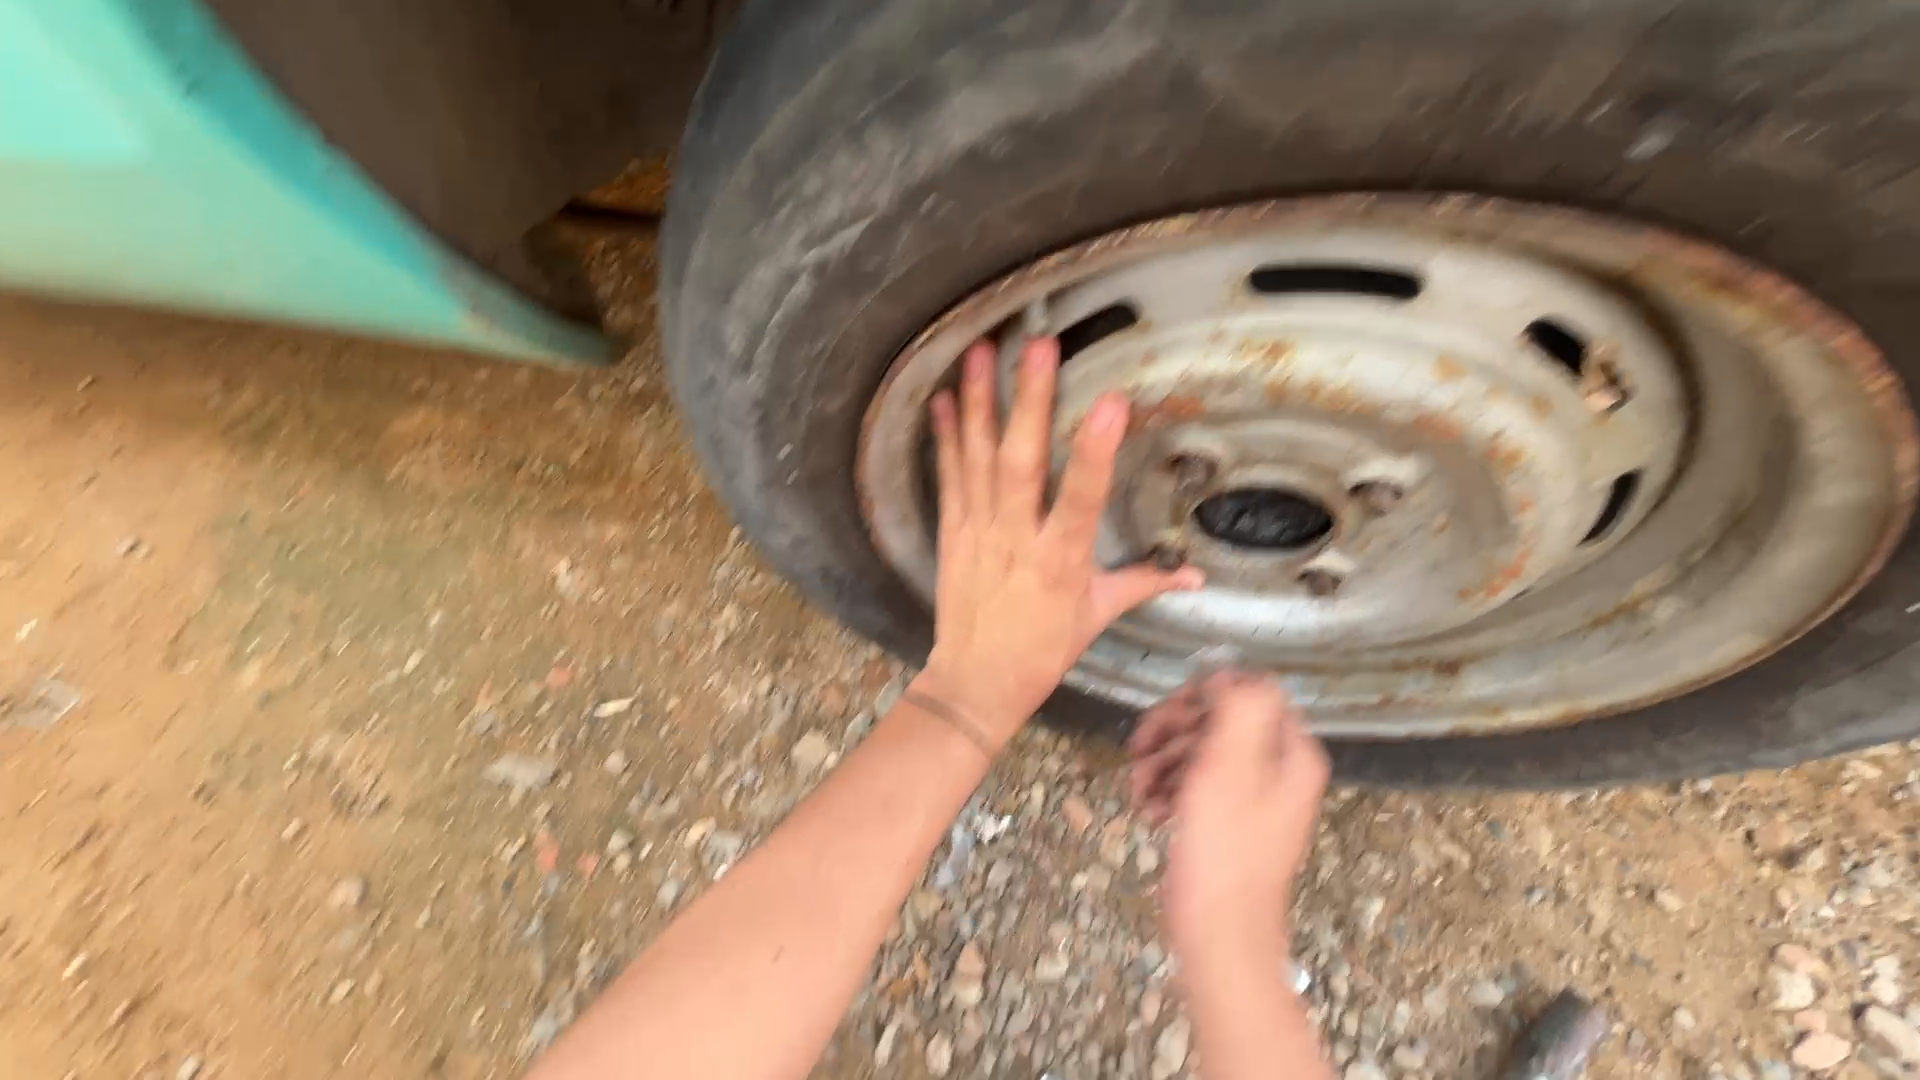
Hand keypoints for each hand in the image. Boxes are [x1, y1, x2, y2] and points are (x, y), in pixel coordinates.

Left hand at [917, 337, 1202, 747]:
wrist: (975, 680)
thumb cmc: (1042, 650)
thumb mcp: (1098, 617)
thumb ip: (1145, 584)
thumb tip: (1196, 576)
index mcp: (1060, 560)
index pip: (1082, 499)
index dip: (1095, 451)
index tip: (1110, 402)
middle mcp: (1016, 538)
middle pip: (1020, 463)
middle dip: (1030, 400)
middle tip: (1037, 345)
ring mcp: (978, 531)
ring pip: (977, 460)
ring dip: (981, 403)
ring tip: (980, 351)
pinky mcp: (952, 532)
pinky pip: (948, 478)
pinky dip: (946, 438)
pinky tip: (944, 399)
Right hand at [1129, 671, 1328, 961]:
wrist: (1218, 935)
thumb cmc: (1224, 848)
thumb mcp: (1230, 766)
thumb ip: (1238, 708)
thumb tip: (1227, 672)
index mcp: (1291, 752)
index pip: (1250, 692)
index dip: (1205, 696)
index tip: (1170, 712)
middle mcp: (1276, 768)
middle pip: (1218, 721)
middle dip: (1173, 733)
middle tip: (1139, 749)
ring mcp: (1250, 797)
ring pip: (1198, 753)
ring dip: (1161, 764)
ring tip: (1139, 790)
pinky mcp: (1224, 821)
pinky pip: (1193, 786)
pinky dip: (1166, 792)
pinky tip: (1149, 811)